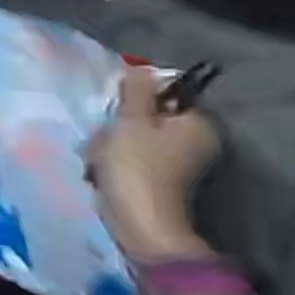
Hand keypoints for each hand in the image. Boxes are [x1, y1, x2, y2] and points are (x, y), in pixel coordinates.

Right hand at [91, 67, 220, 257]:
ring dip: (109, 145)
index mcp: (197, 124)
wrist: (140, 225)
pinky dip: (114, 162)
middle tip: (103, 139)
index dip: (134, 100)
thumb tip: (140, 69)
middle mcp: (195, 141)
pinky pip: (132, 159)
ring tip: (98, 159)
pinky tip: (100, 171)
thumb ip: (136, 92)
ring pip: (134, 138)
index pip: (164, 95)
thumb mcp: (131, 122)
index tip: (115, 113)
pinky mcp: (159, 181)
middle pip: (146, 117)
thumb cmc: (137, 168)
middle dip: (117, 126)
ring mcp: (178, 163)